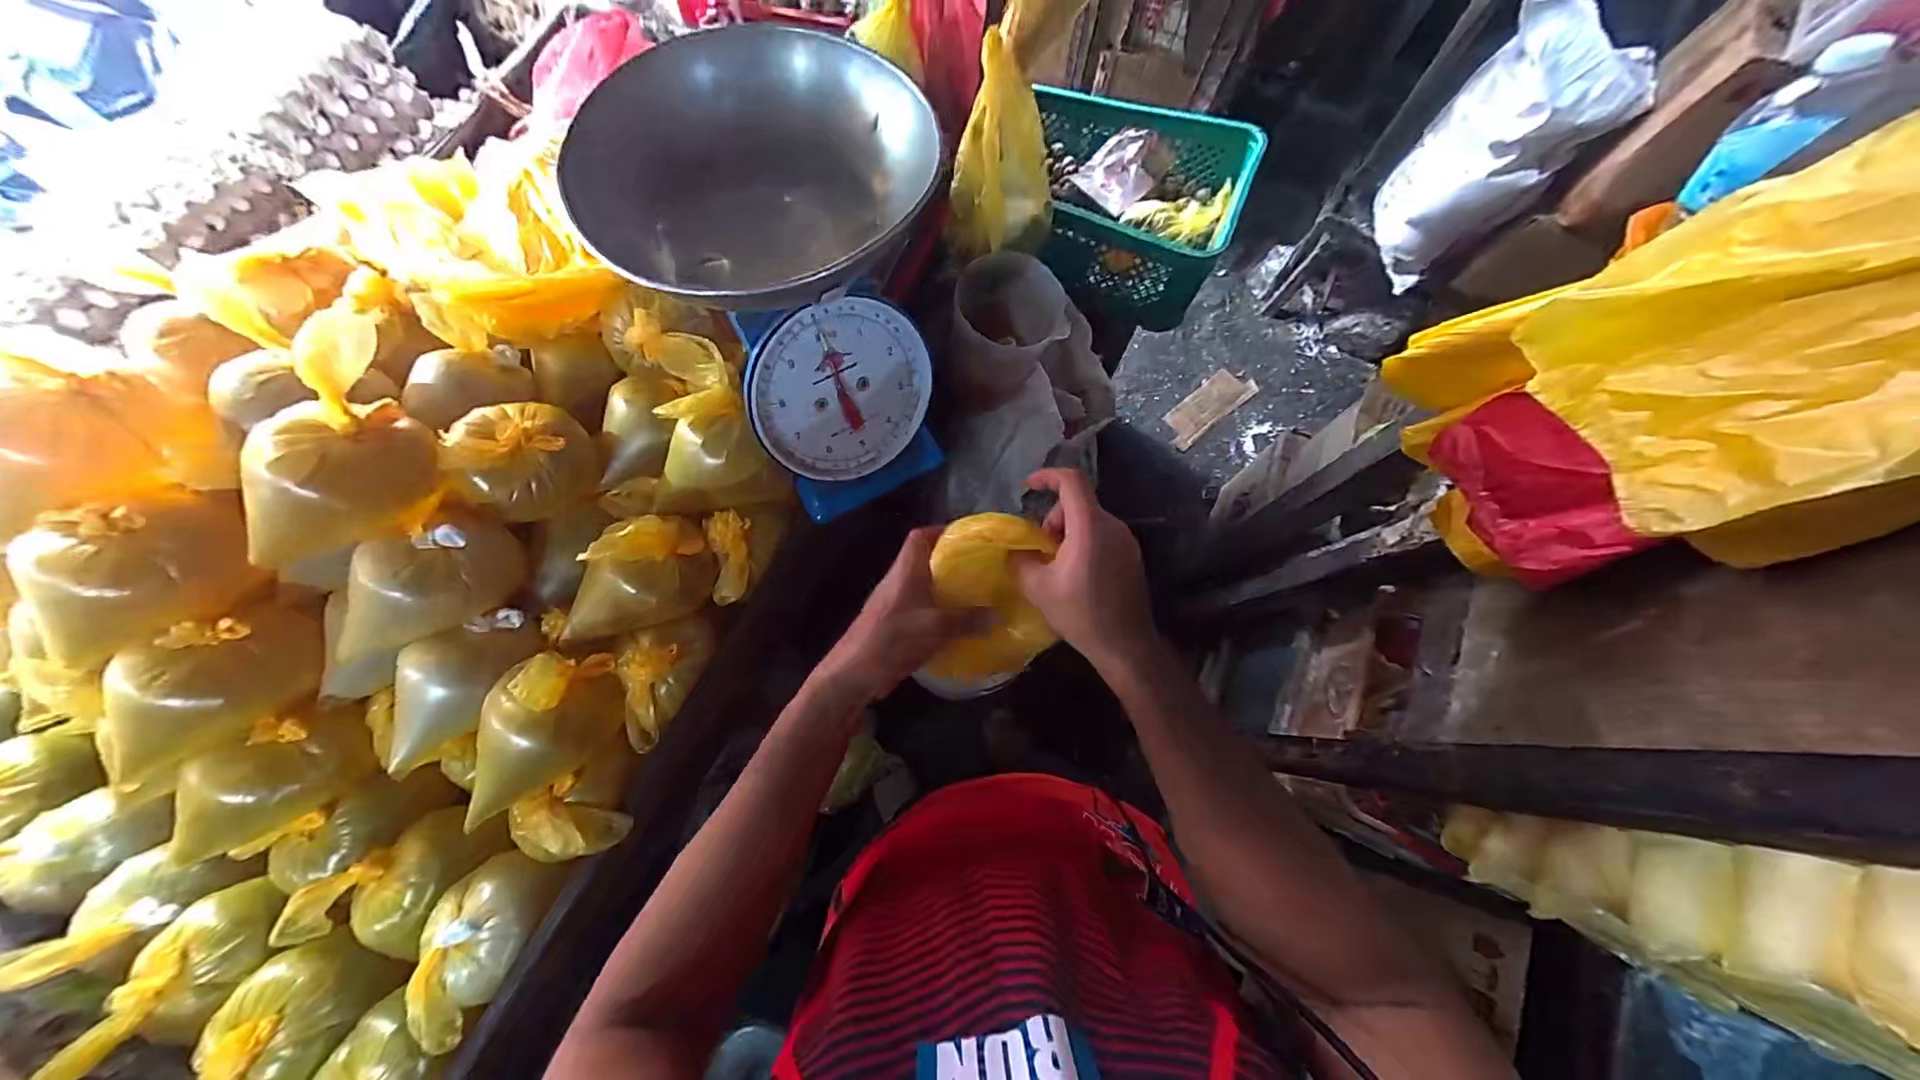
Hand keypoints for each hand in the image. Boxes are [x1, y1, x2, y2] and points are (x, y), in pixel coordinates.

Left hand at [813, 527, 985, 704]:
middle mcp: (898, 582)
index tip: (967, 537)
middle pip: (924, 560)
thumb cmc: (893, 639)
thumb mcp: (936, 627)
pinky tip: (957, 625)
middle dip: (951, 562)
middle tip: (979, 568)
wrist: (854, 673)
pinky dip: (938, 612)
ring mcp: (894, 604)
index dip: (941, 531)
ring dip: (945, 588)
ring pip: (923, 586)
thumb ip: (967, 620)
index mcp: (905, 572)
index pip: (919, 537)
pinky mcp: (894, 625)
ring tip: (974, 595)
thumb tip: (998, 615)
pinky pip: (921, 610)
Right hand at [1012, 468, 1156, 671]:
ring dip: (1067, 533)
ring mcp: (1126, 540)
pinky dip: (1083, 543)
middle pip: (1078, 503)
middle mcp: (1113, 526)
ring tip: (1056, 566)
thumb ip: (1022, 561)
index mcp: (1090, 527)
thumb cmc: (1081, 614)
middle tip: (1041, 550)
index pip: (1072, 481)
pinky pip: (1102, 535)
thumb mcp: (1039, 588)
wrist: (1125, 645)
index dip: (1048, 476)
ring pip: (1089, 520)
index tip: (1028, 486)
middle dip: (1053, 519)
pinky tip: (1076, 573)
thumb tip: (1016, 550)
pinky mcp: (1132, 555)